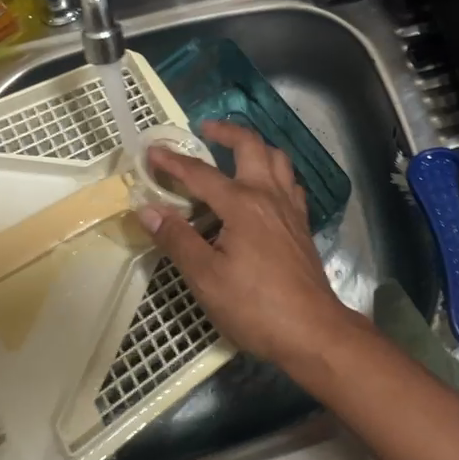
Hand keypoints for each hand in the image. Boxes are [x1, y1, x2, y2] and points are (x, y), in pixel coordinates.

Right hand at [140, 121, 365, 363]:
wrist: (311, 329)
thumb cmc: (254, 305)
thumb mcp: (206, 278)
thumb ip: (177, 239)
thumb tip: (147, 208)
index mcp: (242, 203)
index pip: (200, 174)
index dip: (173, 162)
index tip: (152, 151)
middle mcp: (268, 194)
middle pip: (250, 146)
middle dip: (226, 132)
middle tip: (204, 130)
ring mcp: (289, 207)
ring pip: (276, 158)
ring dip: (255, 146)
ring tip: (235, 151)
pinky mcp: (301, 223)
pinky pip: (289, 182)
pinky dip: (274, 172)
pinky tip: (265, 187)